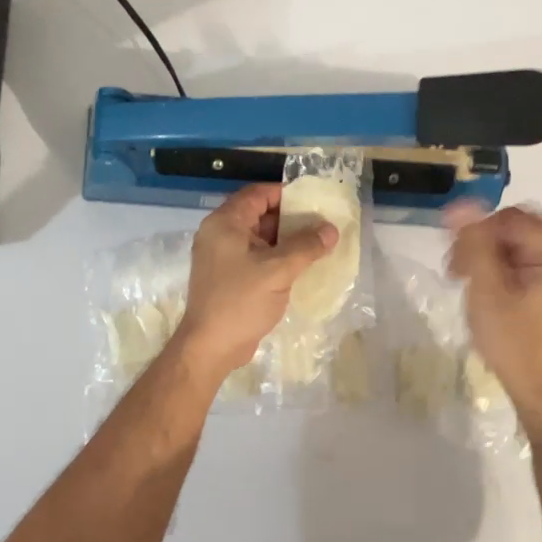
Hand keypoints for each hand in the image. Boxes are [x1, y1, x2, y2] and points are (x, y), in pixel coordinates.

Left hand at [174, 183, 339, 375]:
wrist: (211, 346)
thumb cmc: (240, 301)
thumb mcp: (278, 270)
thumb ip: (306, 246)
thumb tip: (331, 229)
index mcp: (225, 223)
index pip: (257, 194)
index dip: (286, 194)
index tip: (315, 201)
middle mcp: (220, 234)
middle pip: (260, 215)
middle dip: (292, 219)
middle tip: (322, 224)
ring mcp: (223, 257)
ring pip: (260, 238)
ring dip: (287, 241)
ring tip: (319, 244)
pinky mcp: (230, 277)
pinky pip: (257, 258)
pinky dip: (278, 258)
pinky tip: (302, 266)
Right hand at [446, 203, 541, 414]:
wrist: (539, 387)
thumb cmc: (514, 343)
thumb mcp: (487, 291)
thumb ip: (474, 244)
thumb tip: (459, 204)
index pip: (511, 219)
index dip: (477, 234)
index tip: (454, 264)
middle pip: (516, 225)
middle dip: (482, 242)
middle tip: (457, 272)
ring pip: (517, 239)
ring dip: (487, 254)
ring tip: (467, 281)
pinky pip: (525, 255)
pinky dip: (501, 265)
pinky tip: (485, 286)